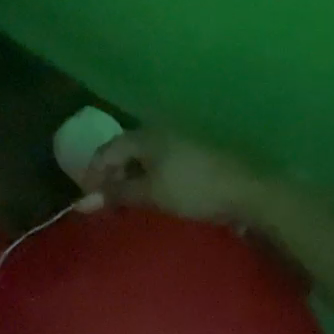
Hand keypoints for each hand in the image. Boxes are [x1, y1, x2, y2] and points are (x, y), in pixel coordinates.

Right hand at [81, 130, 271, 221]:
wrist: (249, 191)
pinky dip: (150, 178)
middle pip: (125, 151)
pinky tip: (155, 196)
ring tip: (129, 202)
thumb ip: (117, 195)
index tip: (88, 200)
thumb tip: (84, 202)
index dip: (93, 174)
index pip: (107, 150)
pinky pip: (161, 163)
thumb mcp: (150, 194)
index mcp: (145, 135)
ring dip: (132, 178)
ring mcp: (181, 141)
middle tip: (107, 202)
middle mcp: (160, 131)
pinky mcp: (196, 155)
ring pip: (145, 157)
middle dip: (112, 176)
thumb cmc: (193, 189)